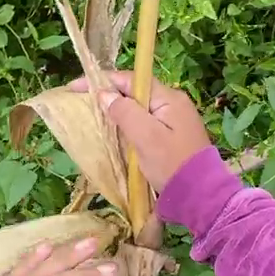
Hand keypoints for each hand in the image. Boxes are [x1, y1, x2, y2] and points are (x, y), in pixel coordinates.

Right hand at [71, 71, 213, 191]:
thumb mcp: (146, 137)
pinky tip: (114, 132)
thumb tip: (104, 95)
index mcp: (168, 98)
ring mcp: (173, 120)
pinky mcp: (171, 136)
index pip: (130, 79)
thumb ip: (125, 113)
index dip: (101, 81)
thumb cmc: (172, 165)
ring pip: (138, 108)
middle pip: (134, 91)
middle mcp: (172, 104)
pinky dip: (127, 124)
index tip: (74, 87)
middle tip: (80, 102)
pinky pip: (144, 122)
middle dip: (107, 94)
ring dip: (116, 110)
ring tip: (92, 115)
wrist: (200, 196)